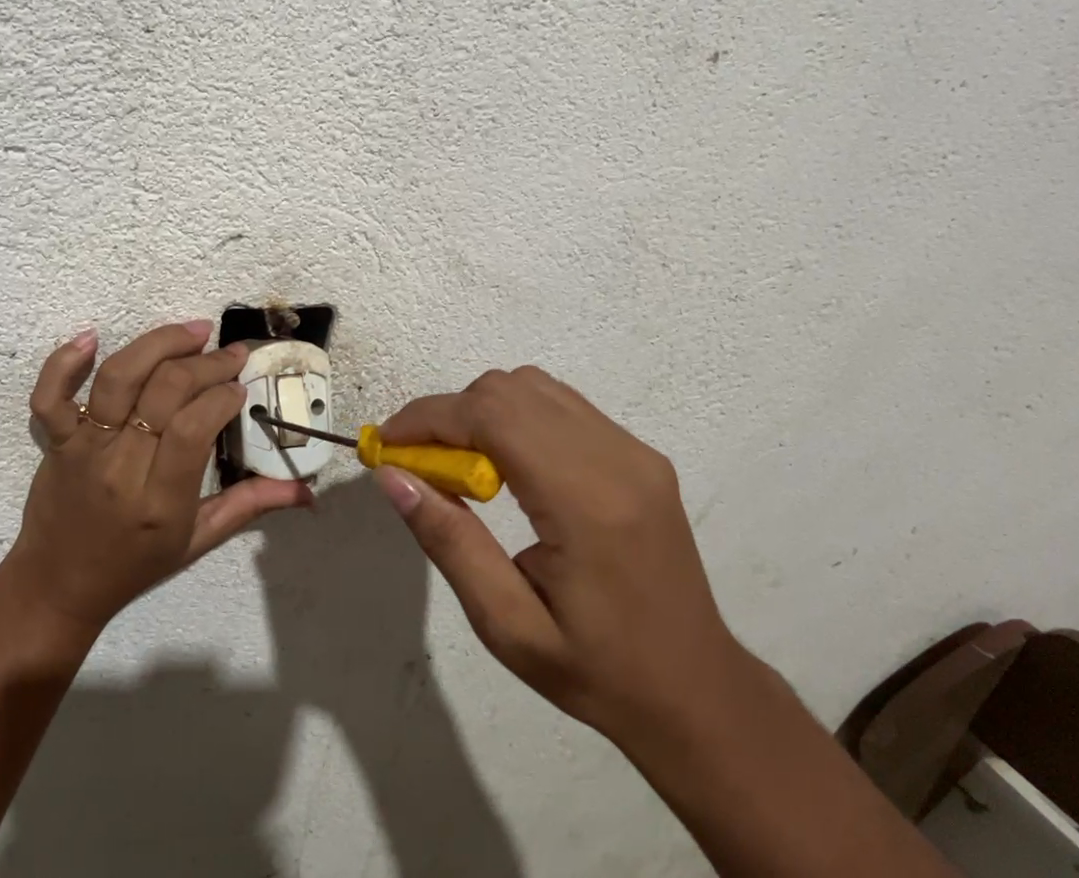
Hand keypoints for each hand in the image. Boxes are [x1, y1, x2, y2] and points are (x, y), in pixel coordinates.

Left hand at [3, 321, 313, 629]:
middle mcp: (121, 468)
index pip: (193, 427)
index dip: (222, 396)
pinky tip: (91, 337)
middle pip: (163, 391)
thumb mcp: (196, 542)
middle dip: (206, 363)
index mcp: (161, 501)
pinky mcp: (55, 440)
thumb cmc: (133, 565)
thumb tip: (307, 490)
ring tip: (193, 332)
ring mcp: (84, 449)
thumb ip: (248, 506)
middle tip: (231, 354)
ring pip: (117, 379)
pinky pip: (49, 396)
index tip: (240, 387)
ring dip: (158, 344)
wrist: (58, 584)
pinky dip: (63, 362)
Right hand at [372, 366, 750, 740]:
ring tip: (456, 467)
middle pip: (511, 389)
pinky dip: (514, 421)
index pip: (493, 416)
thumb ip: (448, 541)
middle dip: (448, 413)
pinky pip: (562, 409)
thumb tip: (393, 477)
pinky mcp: (642, 459)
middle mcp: (619, 461)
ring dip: (480, 413)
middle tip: (416, 464)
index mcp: (586, 504)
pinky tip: (502, 471)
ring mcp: (637, 455)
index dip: (427, 418)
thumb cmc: (595, 670)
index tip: (384, 447)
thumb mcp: (506, 623)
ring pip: (536, 388)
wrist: (694, 690)